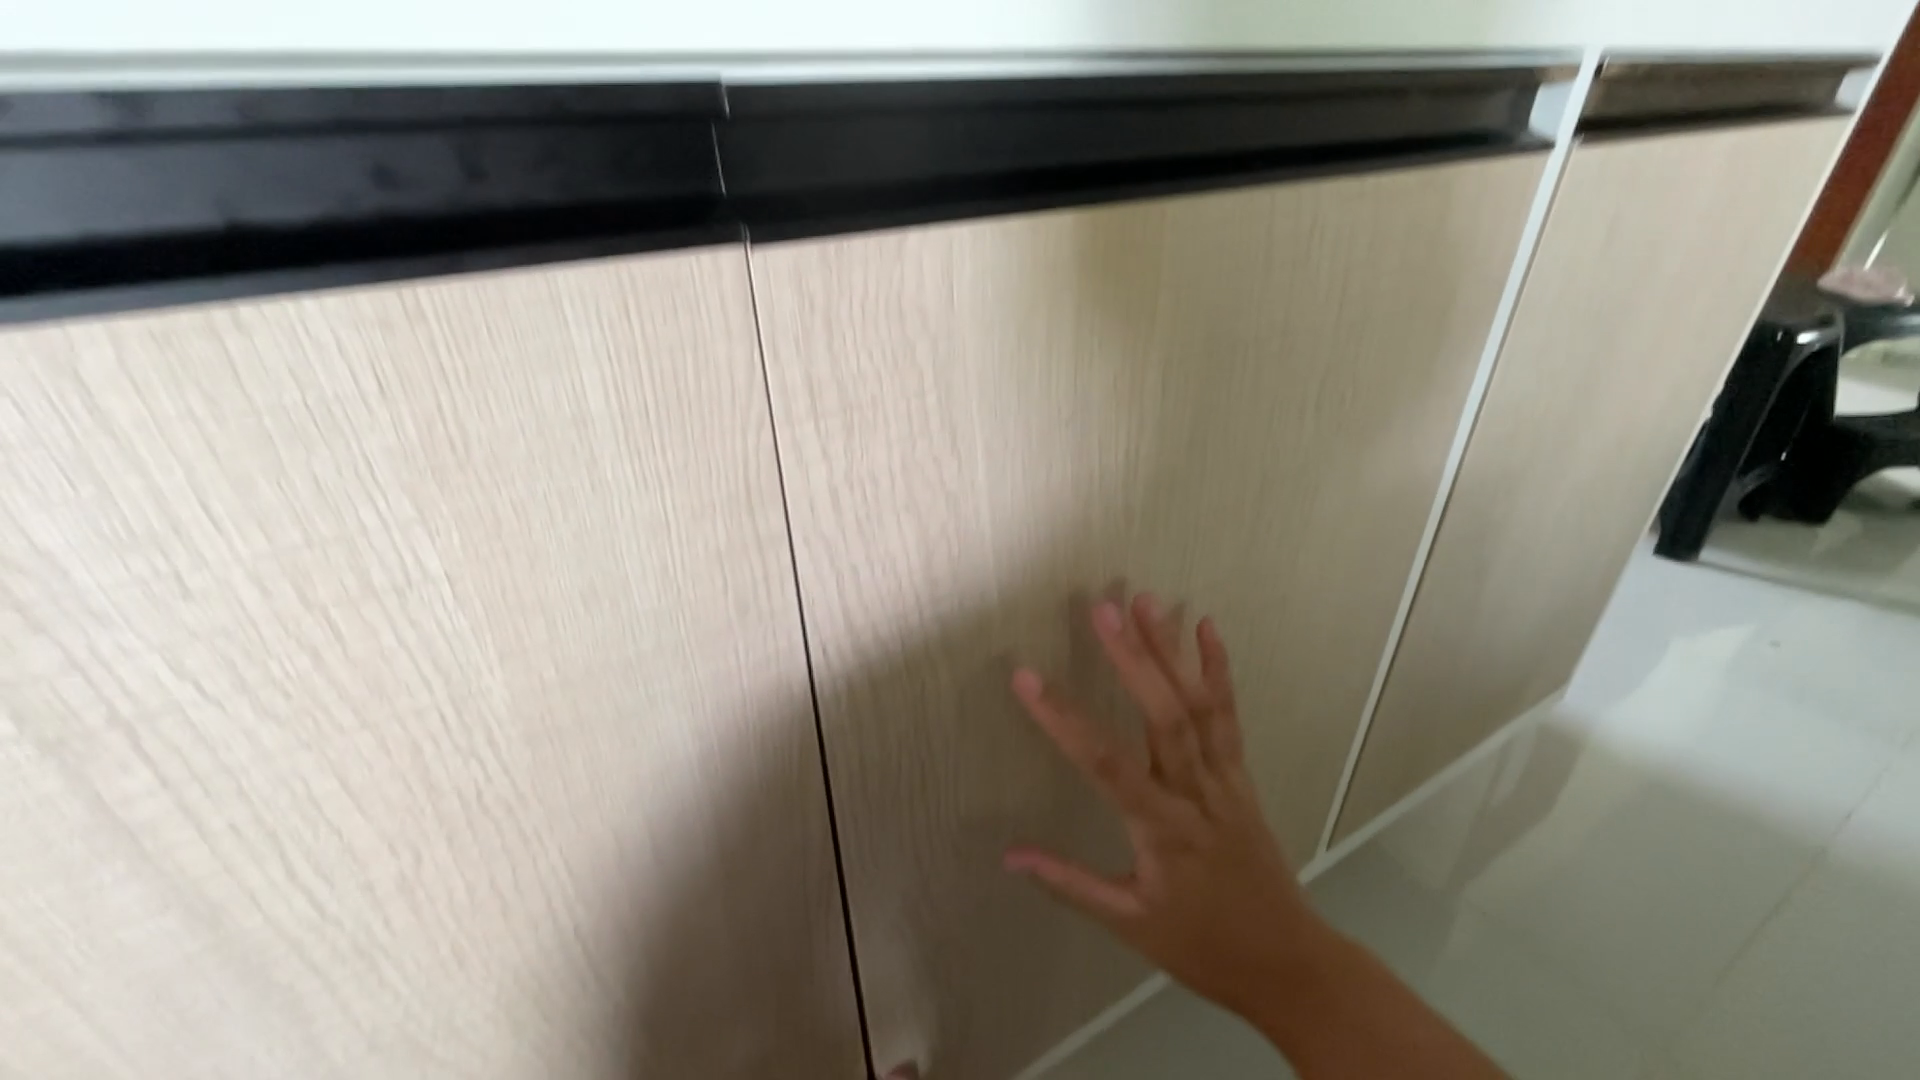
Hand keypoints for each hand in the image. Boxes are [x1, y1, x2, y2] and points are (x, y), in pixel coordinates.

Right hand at [1004, 593, 1328, 1019]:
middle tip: (1102, 608)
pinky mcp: (1242, 776)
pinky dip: (1218, 671)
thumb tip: (1009, 855)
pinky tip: (1207, 630)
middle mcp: (1196, 794)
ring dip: (1170, 651)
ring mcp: (1225, 780)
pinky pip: (1229, 718)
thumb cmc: (1203, 946)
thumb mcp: (1129, 925)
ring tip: (1145, 601)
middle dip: (1131, 658)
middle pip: (1162, 717)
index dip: (1062, 719)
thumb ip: (1069, 883)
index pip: (1104, 764)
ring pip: (1197, 708)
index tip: (1025, 677)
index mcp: (1162, 831)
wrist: (1289, 962)